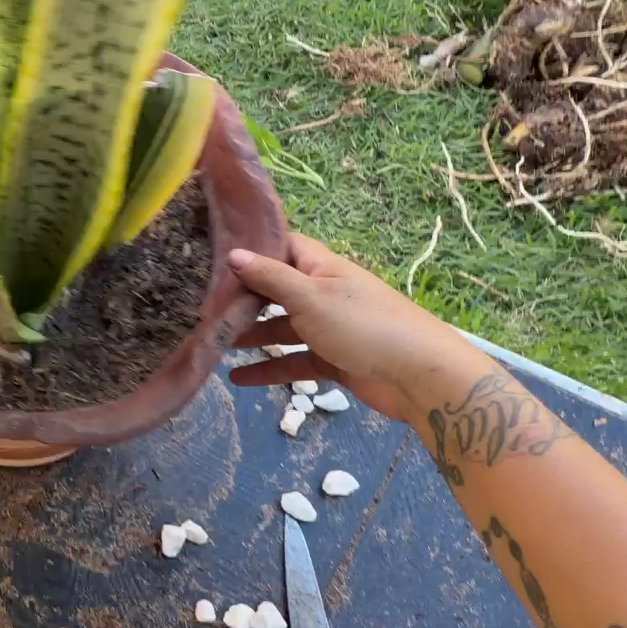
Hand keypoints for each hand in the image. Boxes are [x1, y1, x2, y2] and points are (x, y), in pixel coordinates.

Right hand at [225, 233, 485, 420]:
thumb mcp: (310, 297)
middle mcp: (325, 294)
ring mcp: (330, 328)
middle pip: (276, 290)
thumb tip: (232, 254)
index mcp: (323, 269)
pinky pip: (293, 361)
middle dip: (243, 299)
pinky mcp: (333, 359)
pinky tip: (238, 379)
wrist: (421, 376)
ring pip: (281, 328)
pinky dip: (268, 370)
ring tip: (216, 344)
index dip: (254, 248)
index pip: (284, 248)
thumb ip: (269, 277)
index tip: (216, 255)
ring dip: (251, 336)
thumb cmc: (363, 326)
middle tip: (205, 307)